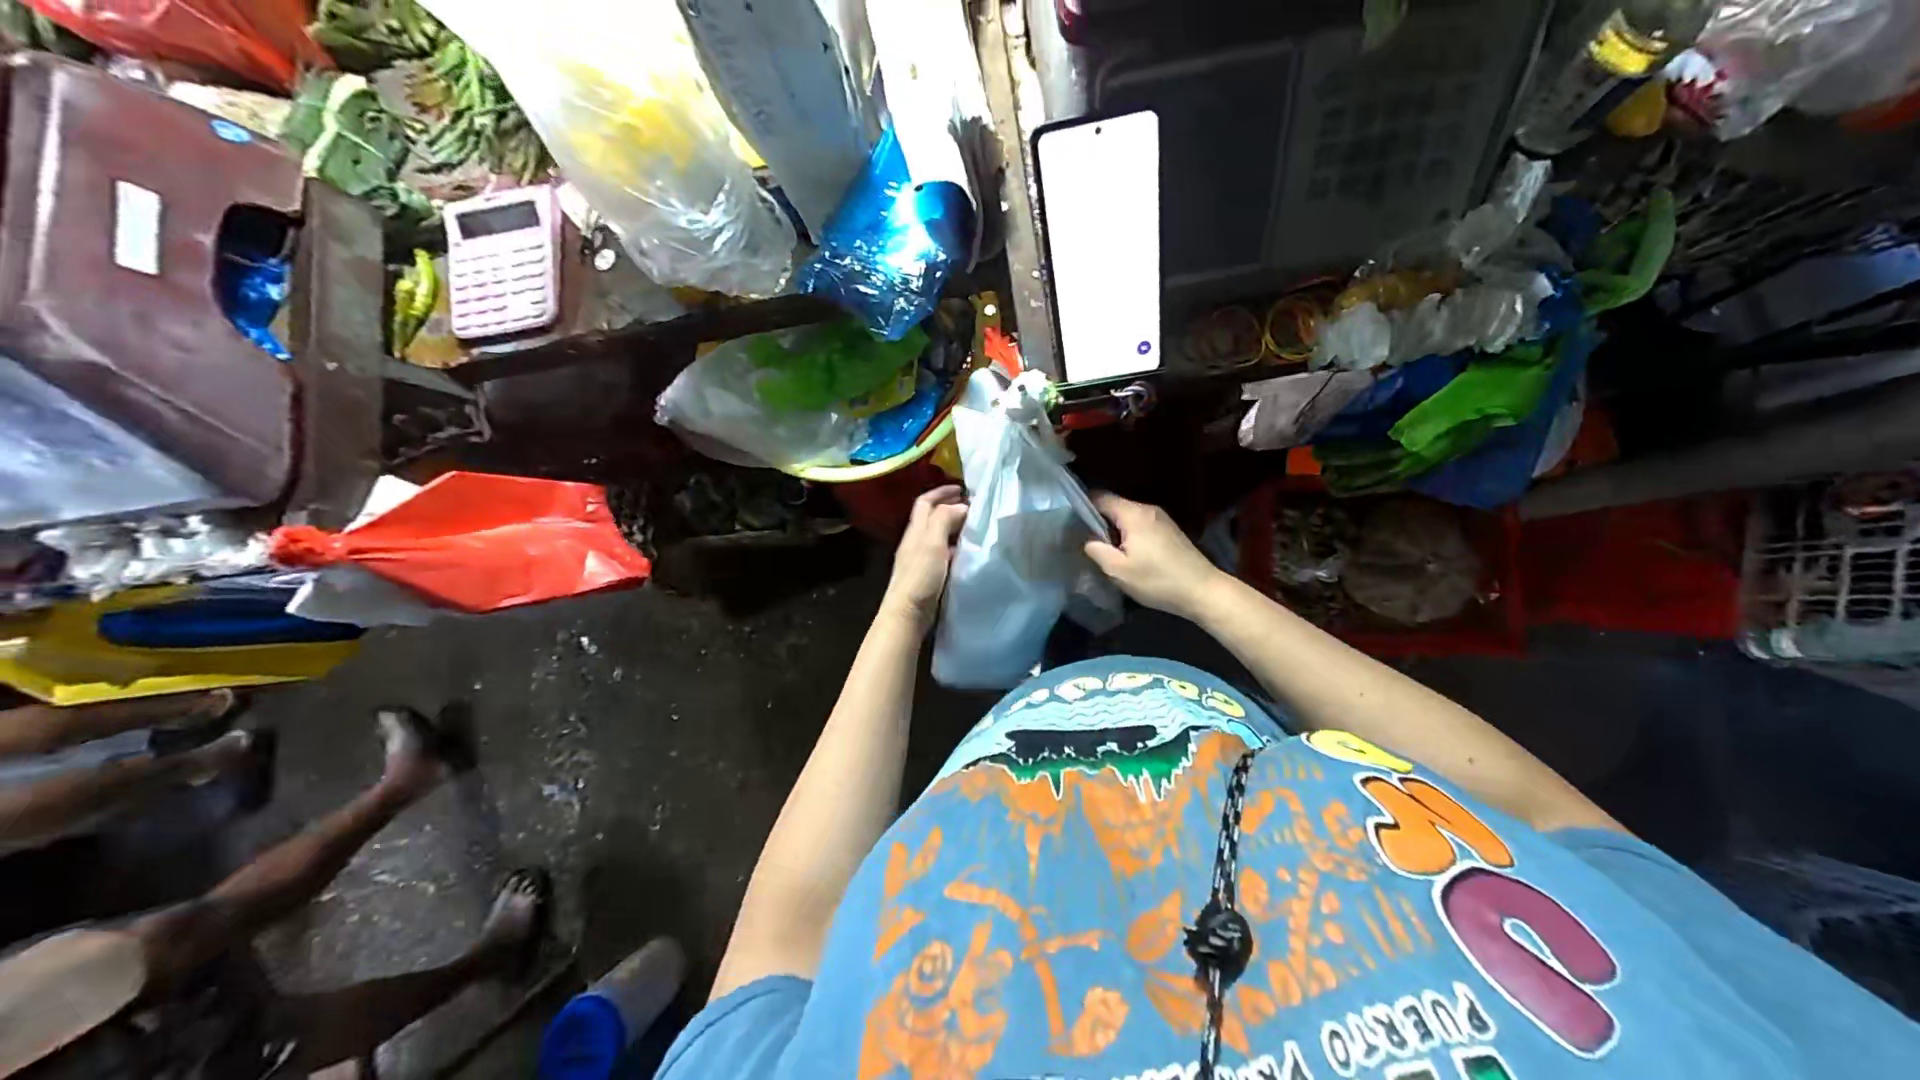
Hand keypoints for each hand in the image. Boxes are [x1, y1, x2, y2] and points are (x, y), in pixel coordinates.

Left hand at [882, 485, 968, 627]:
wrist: (908, 613)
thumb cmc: (920, 576)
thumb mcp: (932, 542)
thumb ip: (944, 519)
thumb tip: (961, 506)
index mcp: (915, 530)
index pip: (925, 502)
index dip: (941, 491)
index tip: (962, 489)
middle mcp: (915, 541)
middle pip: (931, 516)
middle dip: (949, 507)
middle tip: (972, 506)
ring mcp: (920, 558)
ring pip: (937, 534)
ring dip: (953, 526)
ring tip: (973, 526)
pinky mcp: (927, 574)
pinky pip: (942, 552)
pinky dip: (954, 546)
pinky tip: (966, 553)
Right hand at [1084, 492, 1228, 619]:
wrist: (1203, 591)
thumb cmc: (1157, 580)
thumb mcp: (1118, 570)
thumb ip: (1096, 550)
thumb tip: (1087, 539)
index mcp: (1133, 513)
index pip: (1100, 497)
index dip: (1082, 507)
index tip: (1069, 523)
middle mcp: (1147, 509)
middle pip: (1114, 506)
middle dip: (1098, 521)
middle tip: (1083, 541)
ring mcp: (1161, 519)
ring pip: (1127, 517)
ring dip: (1114, 531)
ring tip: (1103, 550)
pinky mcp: (1169, 531)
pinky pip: (1140, 525)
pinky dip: (1129, 535)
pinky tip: (1126, 554)